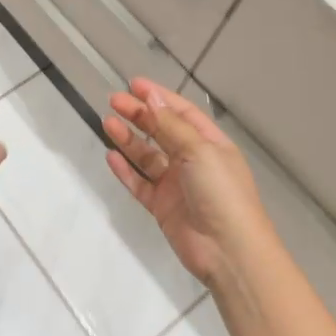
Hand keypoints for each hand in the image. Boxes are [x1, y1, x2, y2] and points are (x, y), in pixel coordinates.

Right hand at [103, 78, 265, 284]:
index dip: (158, 97)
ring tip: (107, 123)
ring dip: (129, 140)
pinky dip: (126, 171)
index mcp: (210, 144)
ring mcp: (177, 185)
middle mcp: (193, 161)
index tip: (132, 85)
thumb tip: (151, 96)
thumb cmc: (221, 192)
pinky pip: (140, 184)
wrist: (229, 251)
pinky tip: (111, 157)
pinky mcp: (163, 207)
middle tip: (113, 102)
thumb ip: (171, 124)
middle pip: (161, 132)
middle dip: (138, 115)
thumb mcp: (199, 150)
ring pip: (147, 156)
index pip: (181, 113)